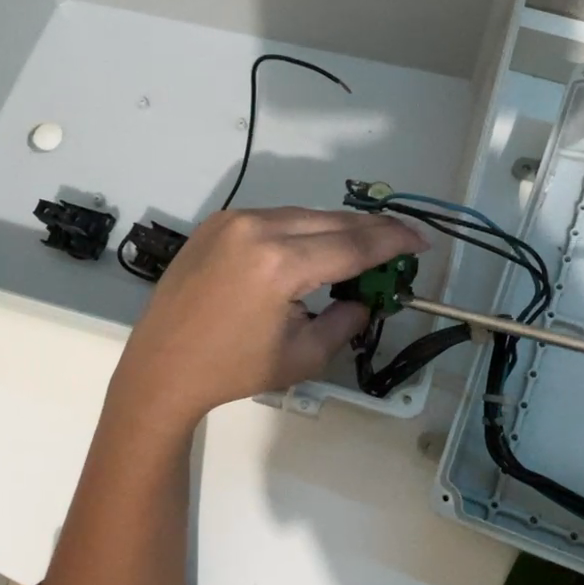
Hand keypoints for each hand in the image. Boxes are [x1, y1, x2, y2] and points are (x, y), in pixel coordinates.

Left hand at [107, 208, 427, 423]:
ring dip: (336, 228)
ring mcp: (233, 221)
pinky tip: (315, 246)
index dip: (393, 242)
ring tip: (363, 246)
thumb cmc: (232, 370)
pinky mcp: (216, 223)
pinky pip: (273, 217)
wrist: (162, 366)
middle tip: (402, 241)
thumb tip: (364, 298)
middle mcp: (257, 229)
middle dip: (372, 230)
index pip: (352, 245)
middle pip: (332, 221)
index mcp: (280, 264)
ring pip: (303, 214)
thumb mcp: (302, 356)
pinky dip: (301, 228)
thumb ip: (345, 321)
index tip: (421, 241)